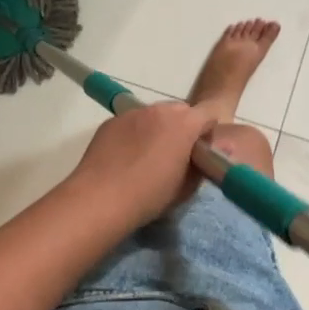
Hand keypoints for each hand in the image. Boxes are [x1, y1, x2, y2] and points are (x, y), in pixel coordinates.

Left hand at [67, 101, 218, 230]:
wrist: (100, 199)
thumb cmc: (149, 196)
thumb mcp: (185, 188)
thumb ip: (197, 167)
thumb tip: (197, 159)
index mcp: (184, 124)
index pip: (208, 115)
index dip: (207, 132)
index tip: (200, 152)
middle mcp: (159, 110)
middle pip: (180, 111)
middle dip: (183, 128)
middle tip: (174, 155)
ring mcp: (132, 113)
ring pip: (154, 115)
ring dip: (157, 129)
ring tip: (146, 157)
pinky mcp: (110, 121)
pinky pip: (131, 123)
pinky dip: (134, 134)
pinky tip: (125, 158)